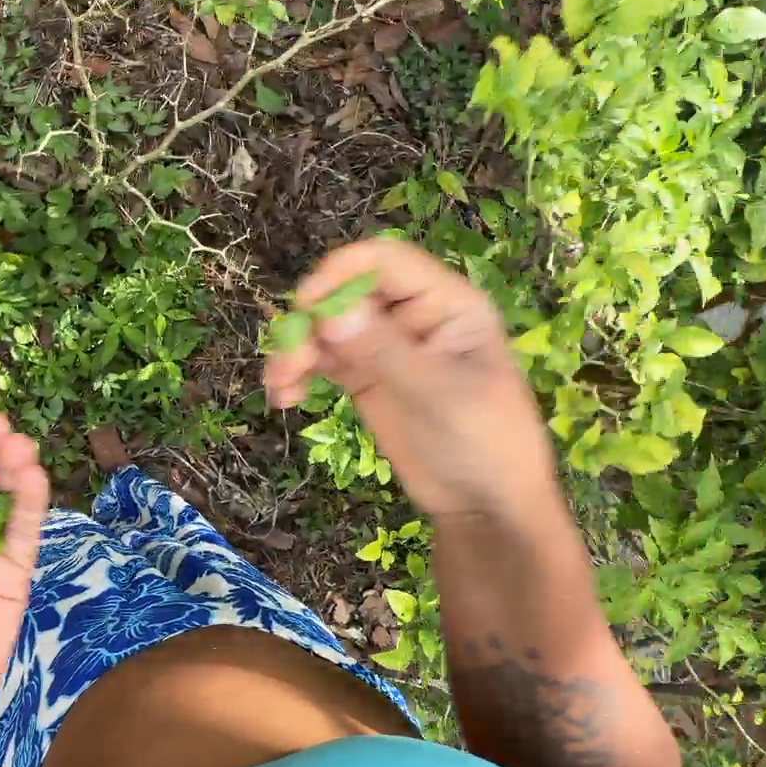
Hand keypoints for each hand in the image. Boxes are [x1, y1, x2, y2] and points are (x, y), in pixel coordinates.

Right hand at [264, 238, 557, 518]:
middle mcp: (410, 316)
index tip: (305, 306)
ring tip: (281, 386)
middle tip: (289, 362)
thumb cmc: (484, 443)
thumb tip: (330, 312)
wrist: (484, 503)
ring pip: (325, 328)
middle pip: (344, 293)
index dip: (341, 274)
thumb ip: (384, 352)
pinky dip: (298, 372)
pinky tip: (285, 396)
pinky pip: (321, 360)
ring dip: (296, 350)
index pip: (385, 262)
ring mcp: (384, 347)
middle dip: (309, 322)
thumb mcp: (439, 395)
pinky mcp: (364, 377)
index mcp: (445, 304)